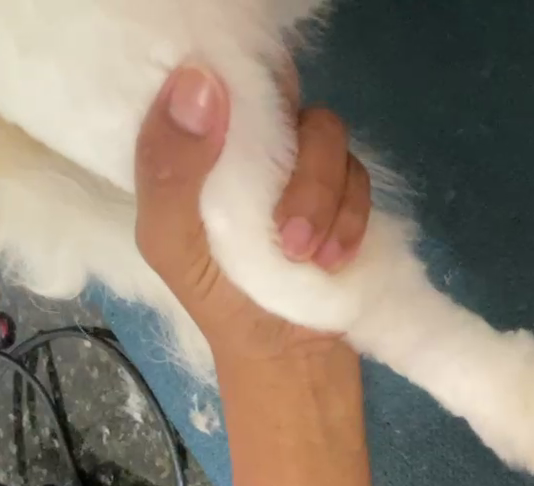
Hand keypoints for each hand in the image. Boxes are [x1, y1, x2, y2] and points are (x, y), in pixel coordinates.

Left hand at [134, 64, 372, 362]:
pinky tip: (334, 261)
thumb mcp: (172, 244)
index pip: (219, 76)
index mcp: (201, 146)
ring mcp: (302, 170)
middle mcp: (253, 147)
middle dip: (303, 174)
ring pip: (331, 141)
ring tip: (312, 261)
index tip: (254, 132)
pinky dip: (352, 221)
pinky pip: (361, 180)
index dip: (241, 84)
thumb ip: (171, 169)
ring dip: (328, 203)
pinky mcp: (343, 198)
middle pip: (290, 103)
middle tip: (292, 239)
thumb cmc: (222, 305)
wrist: (288, 361)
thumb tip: (200, 83)